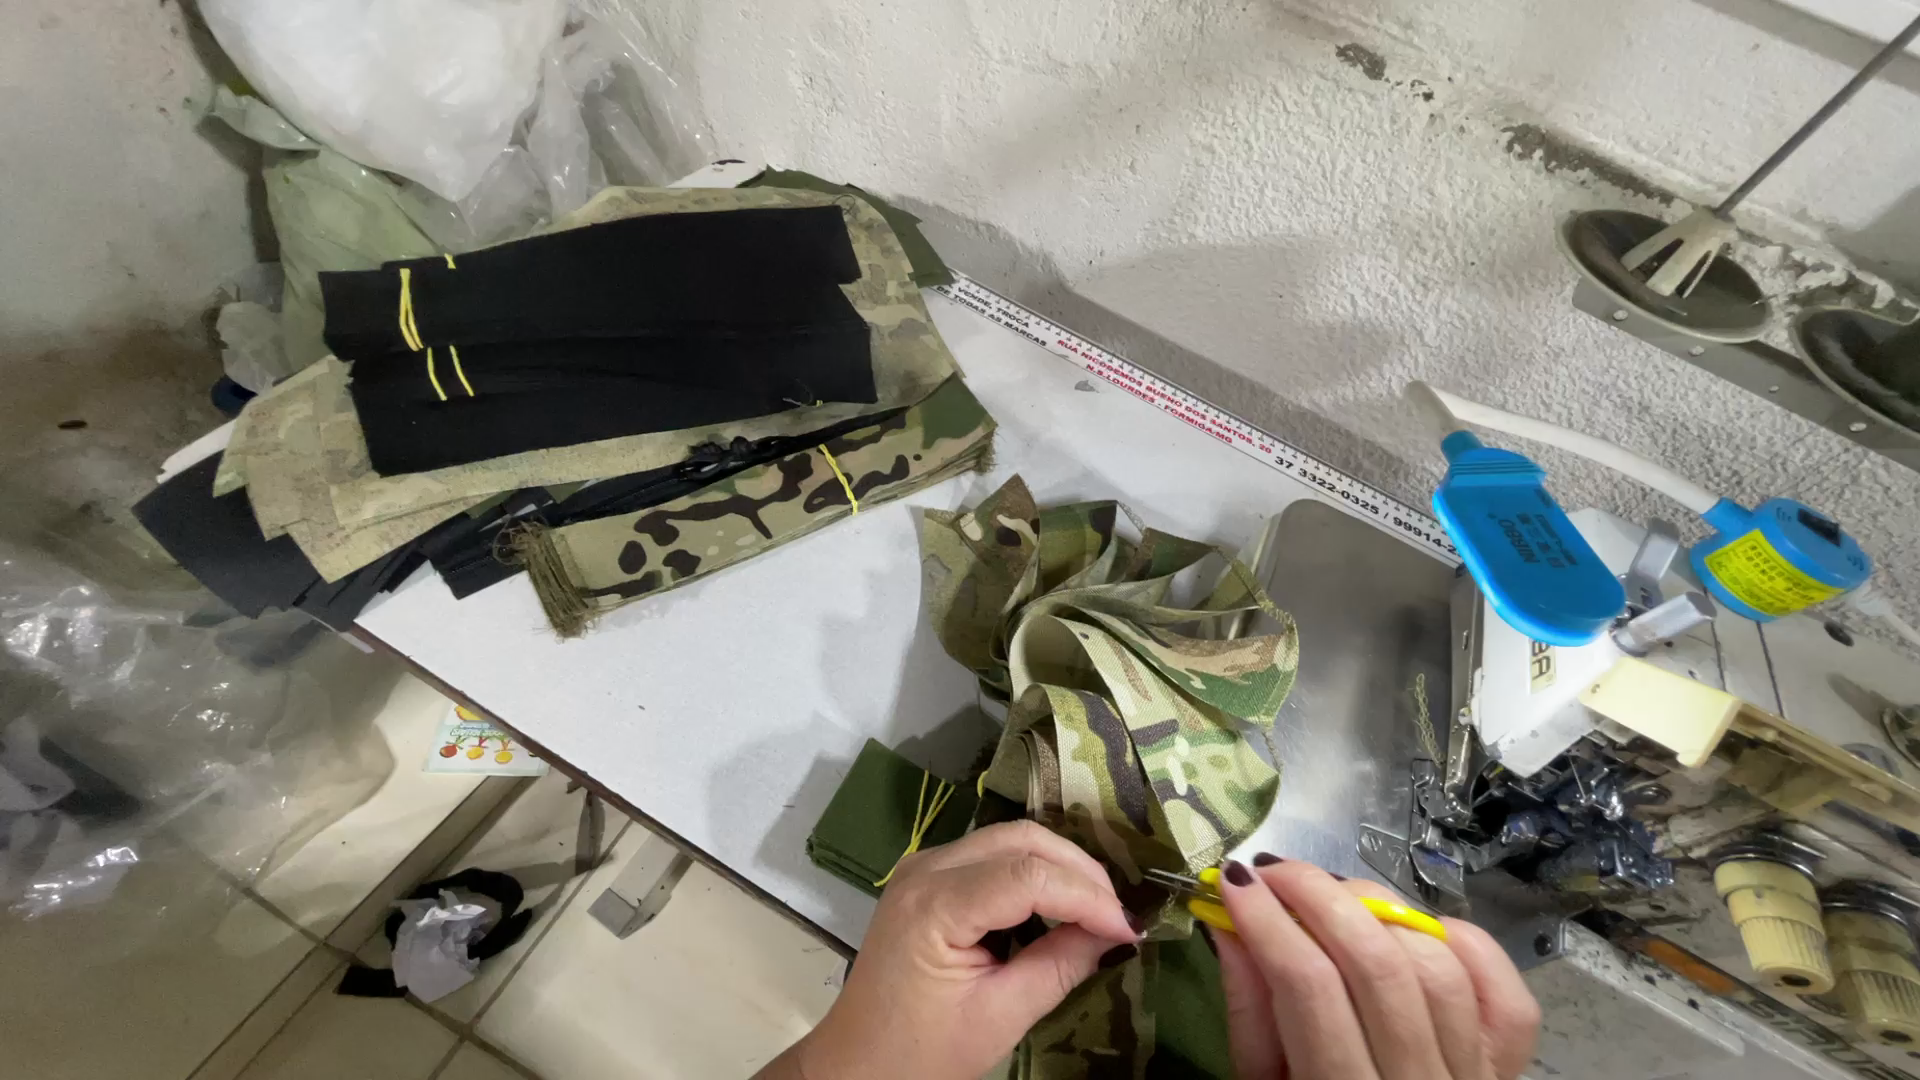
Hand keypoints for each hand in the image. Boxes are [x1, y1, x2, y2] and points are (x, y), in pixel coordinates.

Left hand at [761, 820, 1138, 1079]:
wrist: (856, 1063)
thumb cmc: (922, 1053)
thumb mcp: (998, 1018)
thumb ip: (1058, 966)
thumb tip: (1115, 930)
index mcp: (935, 904)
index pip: (1026, 876)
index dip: (1085, 895)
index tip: (1129, 929)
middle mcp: (927, 865)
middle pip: (1019, 839)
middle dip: (1076, 869)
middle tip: (1117, 914)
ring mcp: (924, 862)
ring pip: (1008, 836)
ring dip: (1058, 864)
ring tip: (1096, 906)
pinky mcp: (929, 871)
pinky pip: (991, 851)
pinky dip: (1032, 868)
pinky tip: (1058, 898)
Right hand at [1212, 857, 1540, 1078]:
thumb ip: (1247, 1004)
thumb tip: (1228, 915)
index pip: (1307, 984)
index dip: (1266, 917)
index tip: (1232, 879)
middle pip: (1376, 963)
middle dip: (1315, 894)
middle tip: (1272, 871)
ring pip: (1433, 964)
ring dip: (1373, 907)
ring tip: (1329, 895)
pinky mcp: (1510, 1069)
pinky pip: (1503, 993)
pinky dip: (1460, 942)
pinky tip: (1408, 929)